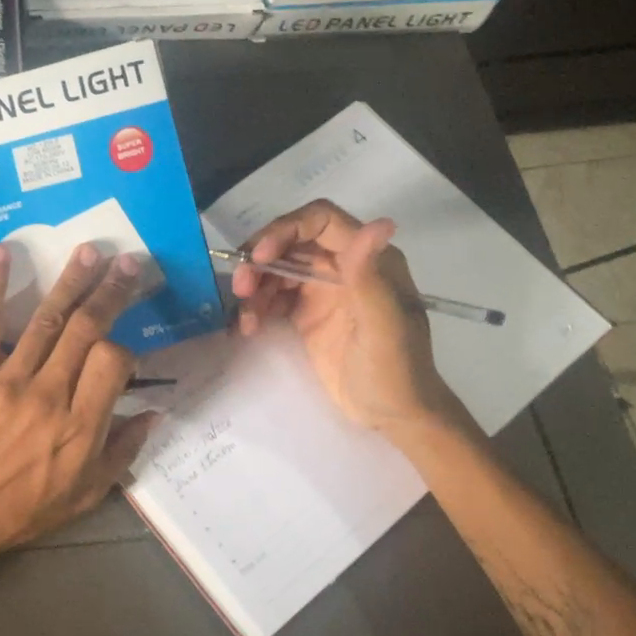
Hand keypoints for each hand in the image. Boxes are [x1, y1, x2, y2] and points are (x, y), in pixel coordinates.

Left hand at [0, 243, 158, 571]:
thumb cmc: (25, 509)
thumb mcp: (87, 494)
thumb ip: (123, 451)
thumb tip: (152, 412)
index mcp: (81, 425)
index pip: (114, 361)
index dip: (124, 349)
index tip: (121, 353)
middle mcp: (49, 394)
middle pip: (86, 329)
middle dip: (111, 291)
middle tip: (129, 262)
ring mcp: (8, 379)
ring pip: (46, 319)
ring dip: (71, 281)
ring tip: (91, 251)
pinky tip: (0, 252)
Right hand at [231, 200, 469, 440]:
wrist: (393, 414)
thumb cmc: (395, 369)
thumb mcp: (383, 324)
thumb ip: (370, 275)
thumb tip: (379, 223)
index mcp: (368, 258)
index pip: (320, 221)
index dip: (285, 230)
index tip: (259, 257)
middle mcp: (343, 265)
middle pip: (289, 243)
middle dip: (259, 260)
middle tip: (240, 288)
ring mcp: (322, 290)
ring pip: (275, 270)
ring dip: (254, 287)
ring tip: (246, 319)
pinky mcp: (305, 313)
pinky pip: (272, 297)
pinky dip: (255, 308)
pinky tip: (248, 329)